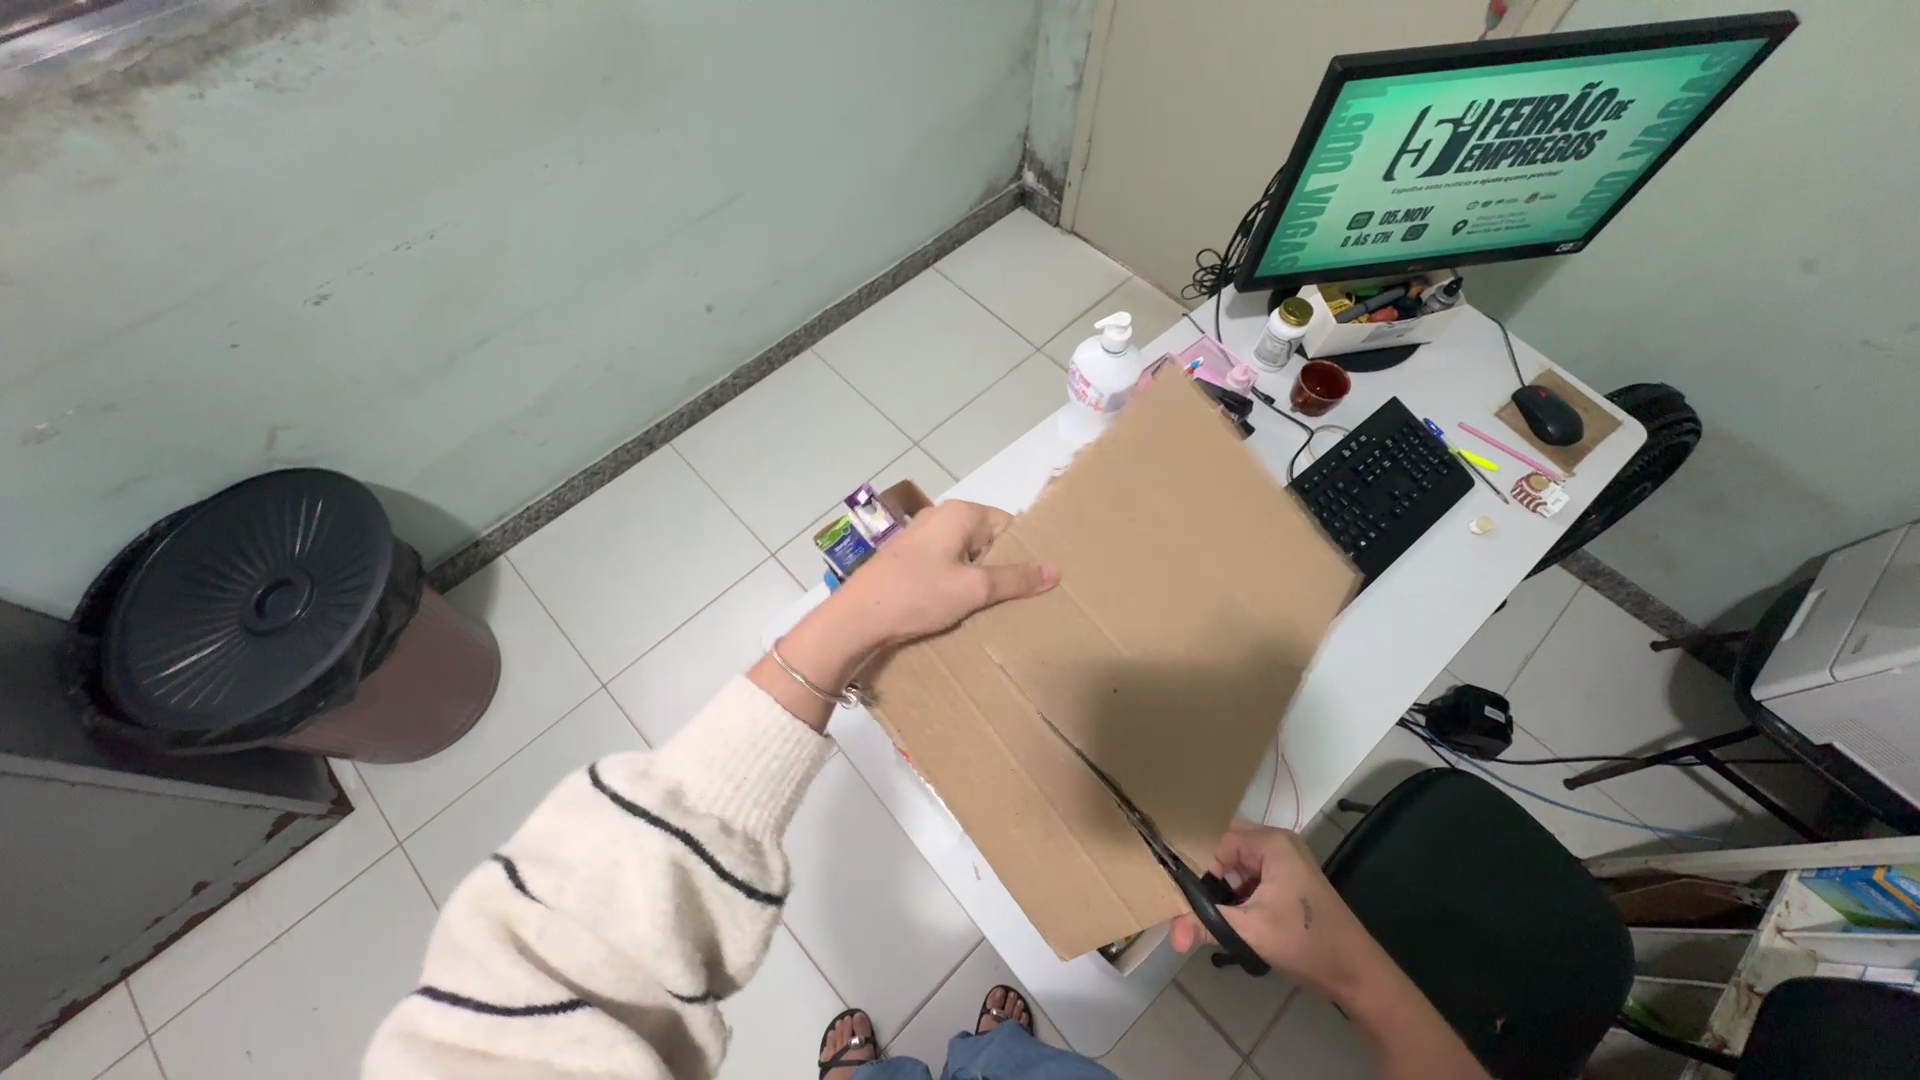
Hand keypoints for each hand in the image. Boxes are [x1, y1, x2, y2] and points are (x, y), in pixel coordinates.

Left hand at [752, 500, 1055, 732]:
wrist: (856, 619)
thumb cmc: (918, 596)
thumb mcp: (973, 589)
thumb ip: (1015, 578)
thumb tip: (1056, 570)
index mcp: (959, 512)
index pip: (1007, 524)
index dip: (1020, 552)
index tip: (1028, 582)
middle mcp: (939, 516)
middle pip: (986, 539)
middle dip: (998, 567)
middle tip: (1011, 600)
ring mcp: (920, 537)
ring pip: (965, 556)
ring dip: (975, 579)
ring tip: (985, 608)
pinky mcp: (906, 560)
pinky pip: (944, 566)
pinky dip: (954, 584)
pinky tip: (955, 609)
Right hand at [1170, 820, 1378, 999]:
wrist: (1356, 973)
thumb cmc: (1305, 943)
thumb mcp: (1250, 932)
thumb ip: (1206, 925)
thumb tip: (1171, 934)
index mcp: (1272, 843)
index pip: (1220, 843)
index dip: (1208, 870)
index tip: (1206, 900)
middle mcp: (1281, 842)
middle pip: (1230, 846)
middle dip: (1218, 874)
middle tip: (1214, 904)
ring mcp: (1290, 859)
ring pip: (1242, 861)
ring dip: (1231, 884)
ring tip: (1230, 913)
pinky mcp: (1294, 877)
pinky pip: (1257, 871)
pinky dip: (1245, 890)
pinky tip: (1246, 916)